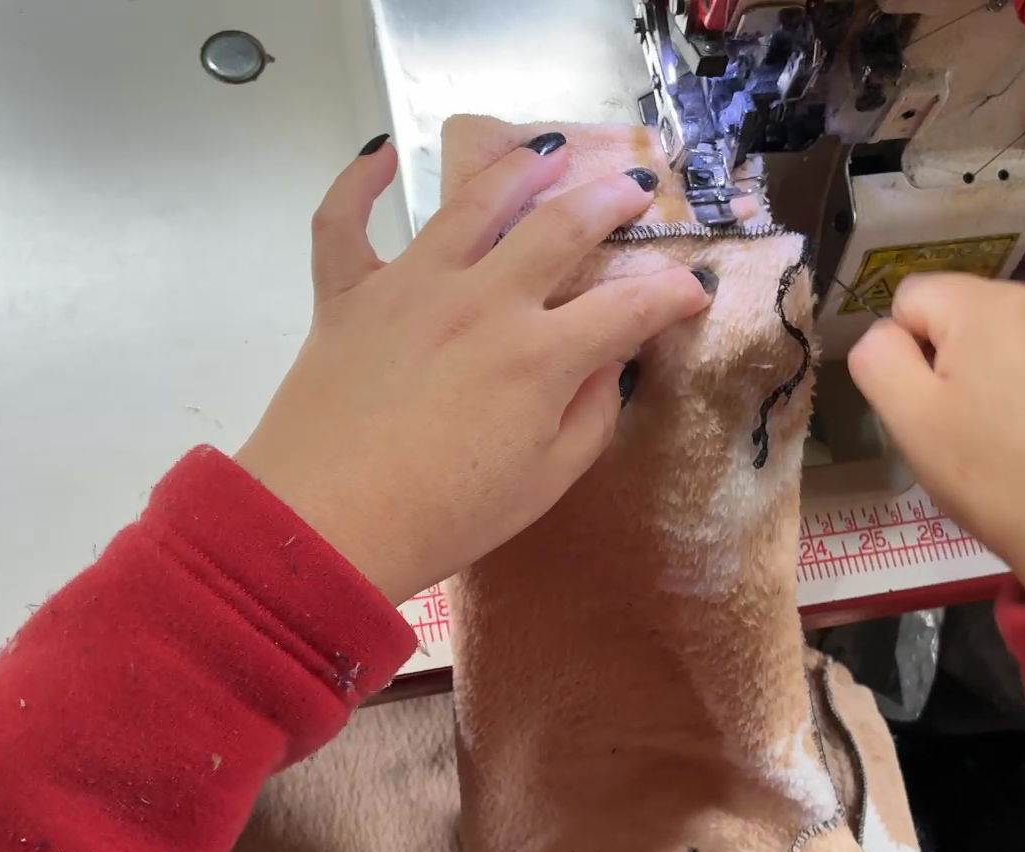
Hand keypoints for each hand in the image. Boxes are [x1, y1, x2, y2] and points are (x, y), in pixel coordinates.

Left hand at [236, 135, 711, 602]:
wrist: (330, 528)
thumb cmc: (449, 517)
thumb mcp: (547, 481)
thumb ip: (591, 416)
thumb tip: (607, 365)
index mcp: (538, 356)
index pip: (627, 308)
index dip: (671, 293)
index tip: (694, 286)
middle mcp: (481, 301)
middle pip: (559, 227)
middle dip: (608, 200)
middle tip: (632, 188)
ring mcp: (409, 287)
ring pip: (472, 202)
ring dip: (520, 167)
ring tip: (549, 148)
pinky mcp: (346, 294)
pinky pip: (343, 221)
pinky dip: (358, 181)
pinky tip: (381, 154)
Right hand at [847, 274, 1024, 604]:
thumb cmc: (995, 481)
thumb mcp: (910, 424)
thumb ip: (878, 360)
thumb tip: (884, 332)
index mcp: (989, 309)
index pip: (914, 296)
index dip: (906, 348)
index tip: (928, 404)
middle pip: (977, 313)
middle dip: (963, 359)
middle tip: (971, 429)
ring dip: (1014, 372)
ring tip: (1024, 437)